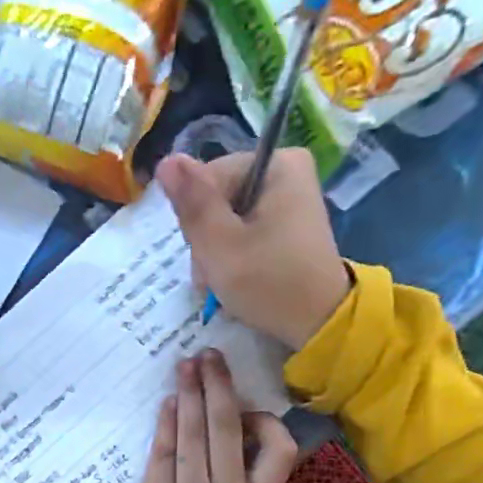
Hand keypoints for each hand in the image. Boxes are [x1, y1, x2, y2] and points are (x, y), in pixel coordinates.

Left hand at [107, 348, 298, 482]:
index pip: (280, 453)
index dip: (269, 425)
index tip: (252, 414)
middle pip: (229, 428)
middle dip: (220, 386)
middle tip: (210, 355)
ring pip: (195, 434)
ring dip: (190, 394)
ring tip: (187, 364)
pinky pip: (163, 454)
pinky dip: (166, 426)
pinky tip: (168, 404)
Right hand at [155, 149, 353, 351]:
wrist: (317, 322)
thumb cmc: (267, 282)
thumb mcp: (220, 244)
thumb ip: (192, 203)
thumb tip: (166, 160)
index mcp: (276, 164)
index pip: (207, 179)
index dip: (197, 218)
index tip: (206, 254)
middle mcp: (285, 171)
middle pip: (215, 198)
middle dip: (207, 239)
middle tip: (216, 274)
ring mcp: (287, 198)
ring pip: (224, 219)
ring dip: (216, 253)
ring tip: (225, 281)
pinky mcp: (286, 223)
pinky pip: (242, 231)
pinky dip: (233, 256)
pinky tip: (236, 277)